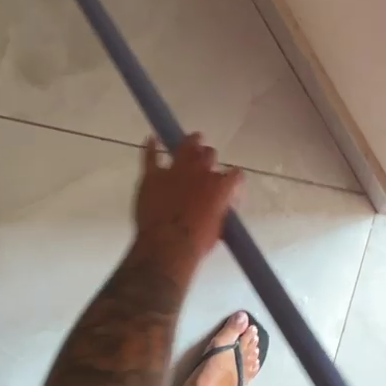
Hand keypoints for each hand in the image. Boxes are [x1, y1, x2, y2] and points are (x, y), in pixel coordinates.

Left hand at [132, 134, 240, 273]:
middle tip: (208, 161)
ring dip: (190, 142)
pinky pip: (151, 156)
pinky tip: (151, 139)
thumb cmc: (196, 243)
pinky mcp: (153, 175)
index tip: (232, 182)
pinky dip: (151, 147)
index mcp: (220, 187)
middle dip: (210, 158)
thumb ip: (220, 210)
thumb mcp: (219, 229)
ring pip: (186, 147)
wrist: (167, 246)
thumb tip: (220, 206)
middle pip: (209, 155)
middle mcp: (201, 172)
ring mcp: (175, 171)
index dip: (234, 178)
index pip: (235, 175)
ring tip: (194, 138)